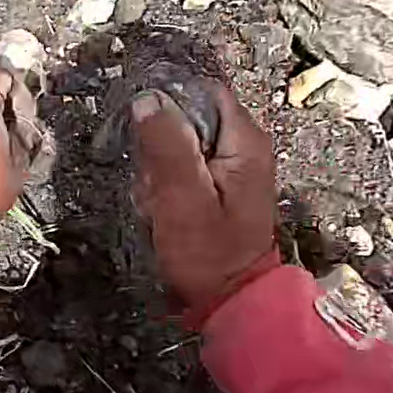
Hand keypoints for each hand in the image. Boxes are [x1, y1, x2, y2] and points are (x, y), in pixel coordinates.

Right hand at [131, 81, 279, 313]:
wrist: (230, 300)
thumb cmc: (209, 254)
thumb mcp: (183, 198)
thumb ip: (167, 146)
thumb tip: (148, 99)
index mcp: (244, 141)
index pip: (202, 93)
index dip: (169, 106)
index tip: (148, 137)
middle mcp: (243, 146)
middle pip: (188, 119)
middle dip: (161, 149)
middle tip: (156, 185)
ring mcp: (232, 166)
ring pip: (180, 145)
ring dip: (160, 172)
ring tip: (160, 203)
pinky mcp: (219, 185)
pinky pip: (183, 169)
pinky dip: (167, 187)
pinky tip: (164, 211)